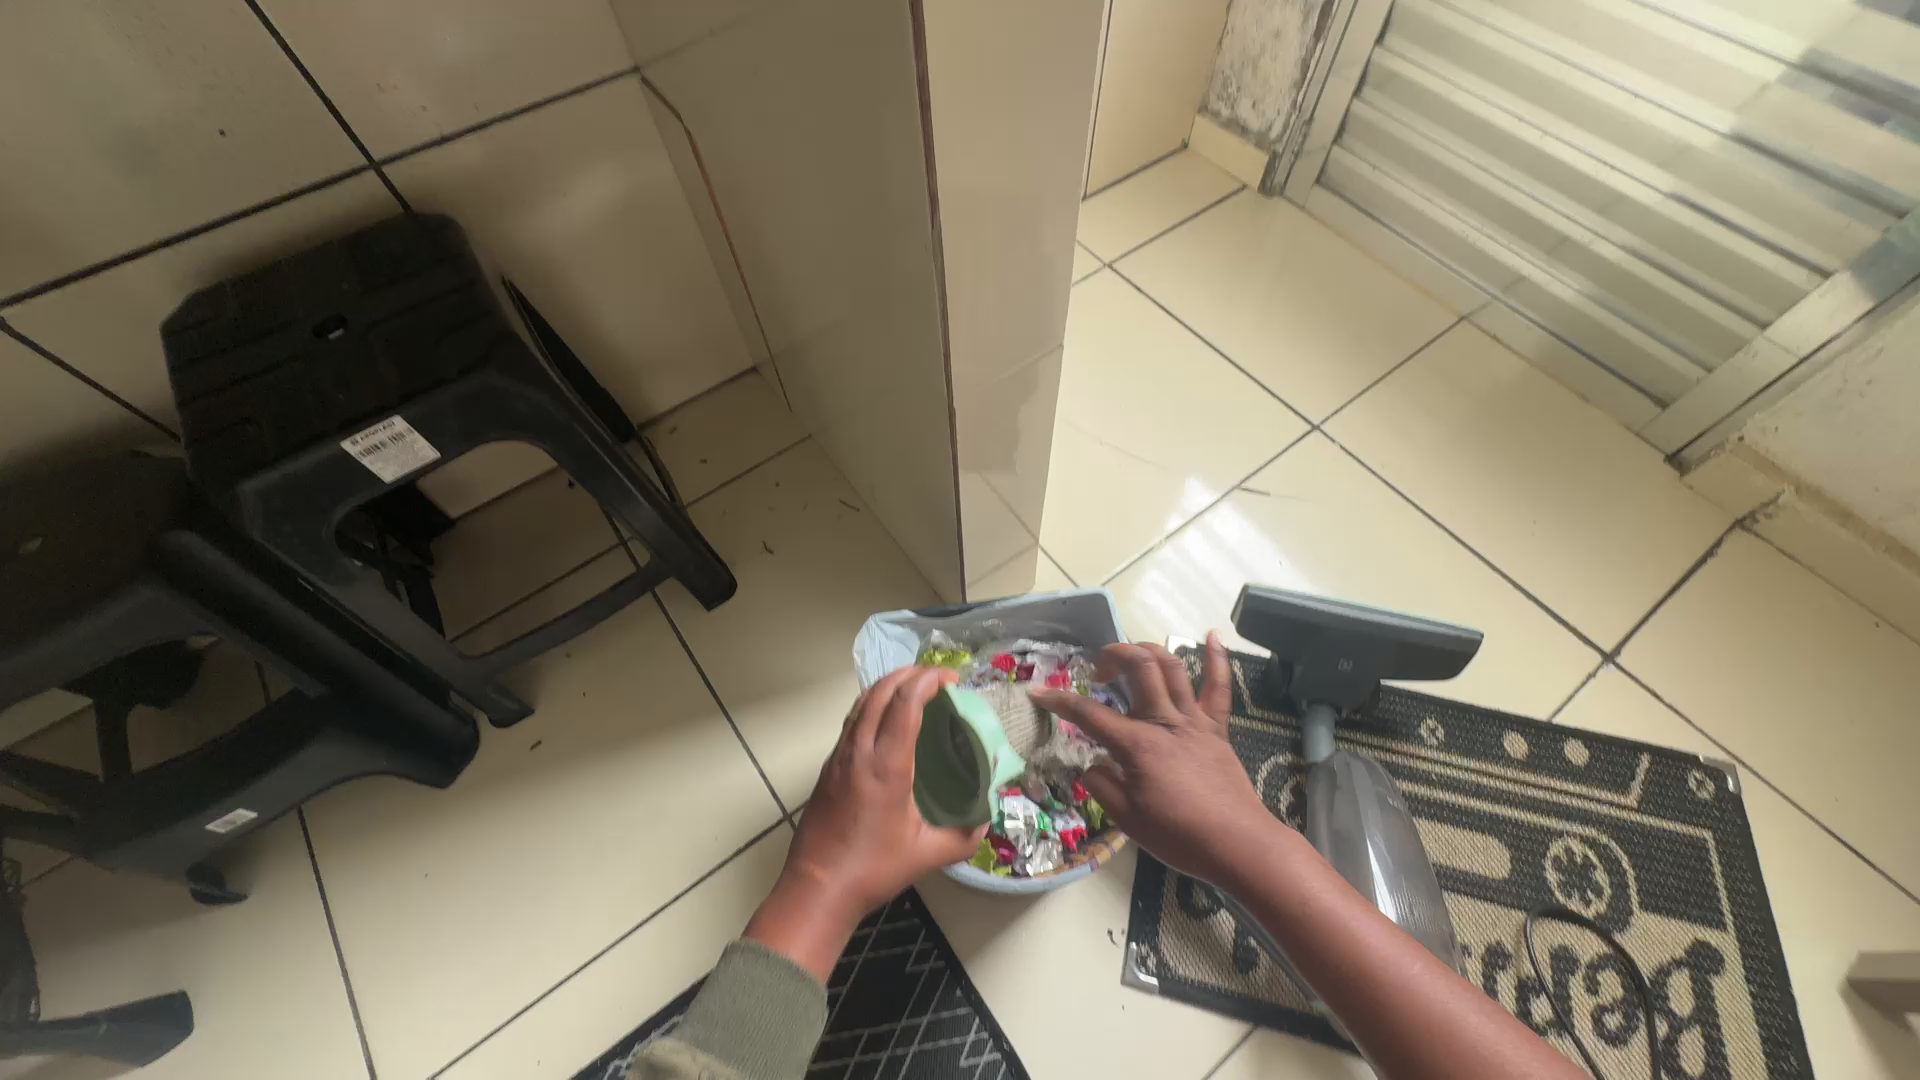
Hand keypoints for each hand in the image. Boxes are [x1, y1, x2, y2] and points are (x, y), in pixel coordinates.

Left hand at [747, 666, 986, 979]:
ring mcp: (839, 756)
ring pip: (862, 702)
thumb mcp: (927, 855)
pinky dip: (873, 704)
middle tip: (937, 677)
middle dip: (910, 674)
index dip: (928, 681)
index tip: (952, 678)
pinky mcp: (829, 766)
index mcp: (886, 766)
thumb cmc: (872, 870)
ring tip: (914, 686)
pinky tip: (886, 716)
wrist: (817, 888)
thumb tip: (987, 818)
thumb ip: (964, 836)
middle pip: (881, 692)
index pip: (905, 704)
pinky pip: (852, 720)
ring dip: (889, 685)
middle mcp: (859, 751)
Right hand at [1029, 633, 1275, 885]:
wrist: (1237, 844)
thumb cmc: (1178, 835)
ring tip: (1132, 654)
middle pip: (1138, 667)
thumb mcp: (1126, 819)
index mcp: (1136, 744)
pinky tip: (1211, 635)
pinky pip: (1218, 687)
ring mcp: (1193, 721)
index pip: (1089, 714)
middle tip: (1099, 670)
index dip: (1059, 701)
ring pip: (1172, 667)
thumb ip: (1101, 785)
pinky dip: (1217, 658)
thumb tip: (1091, 765)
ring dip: (1148, 651)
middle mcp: (1164, 721)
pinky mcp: (1217, 728)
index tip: (1038, 693)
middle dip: (1113, 656)